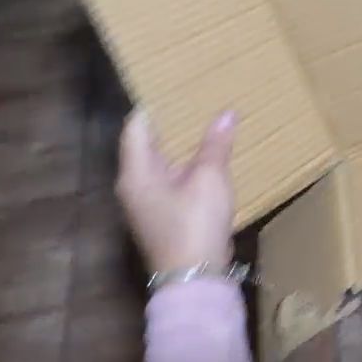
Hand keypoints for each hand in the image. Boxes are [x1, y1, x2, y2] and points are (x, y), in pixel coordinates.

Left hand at [116, 109, 237, 275]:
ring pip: (159, 162)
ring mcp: (147, 202)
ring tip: (205, 121)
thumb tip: (226, 113)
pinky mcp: (162, 214)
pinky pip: (170, 177)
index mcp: (137, 173)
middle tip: (194, 98)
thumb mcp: (210, 177)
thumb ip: (216, 144)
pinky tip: (208, 156)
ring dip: (179, 143)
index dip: (152, 106)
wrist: (194, 275)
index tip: (171, 85)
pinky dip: (185, 162)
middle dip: (169, 122)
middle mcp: (134, 185)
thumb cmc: (194, 222)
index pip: (136, 129)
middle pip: (145, 145)